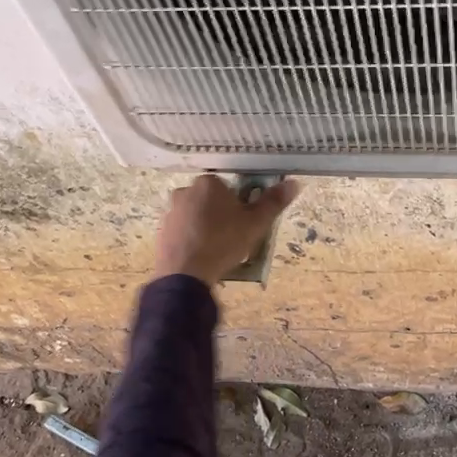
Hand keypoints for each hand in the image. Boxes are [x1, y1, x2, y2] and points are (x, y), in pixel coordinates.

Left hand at [152, 175, 299, 286]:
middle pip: (210, 201)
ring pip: (195, 216)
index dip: (239, 205)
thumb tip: (294, 183)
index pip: (228, 188)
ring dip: (205, 228)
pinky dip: (191, 241)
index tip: (244, 222)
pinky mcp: (161, 233)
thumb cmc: (223, 242)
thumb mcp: (256, 223)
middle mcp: (185, 191)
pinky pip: (182, 233)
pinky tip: (201, 258)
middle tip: (233, 237)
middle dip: (221, 215)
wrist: (185, 273)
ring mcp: (170, 213)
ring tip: (217, 250)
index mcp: (208, 183)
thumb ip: (273, 202)